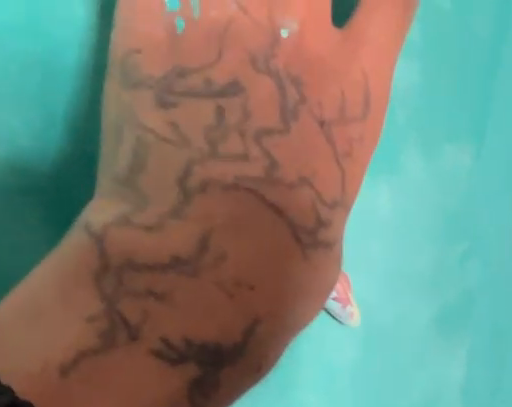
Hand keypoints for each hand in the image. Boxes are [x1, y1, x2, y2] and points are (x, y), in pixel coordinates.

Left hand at [73, 0, 416, 376]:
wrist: (199, 274)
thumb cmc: (284, 273)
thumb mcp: (330, 233)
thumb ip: (320, 186)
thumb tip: (308, 203)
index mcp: (355, 89)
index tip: (368, 3)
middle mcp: (297, 39)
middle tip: (281, 20)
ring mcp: (219, 28)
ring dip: (231, 1)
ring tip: (226, 31)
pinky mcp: (143, 37)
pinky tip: (156, 11)